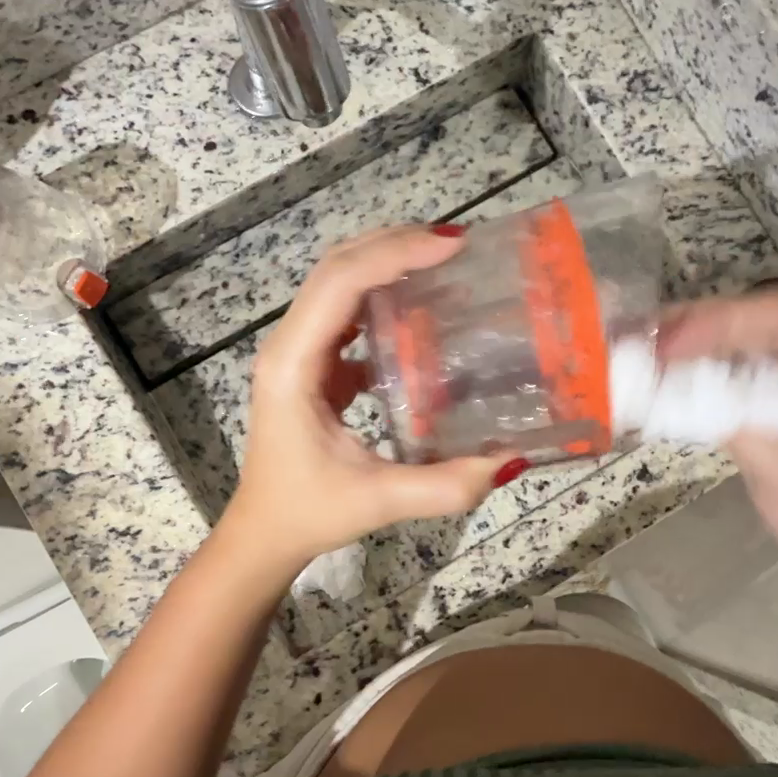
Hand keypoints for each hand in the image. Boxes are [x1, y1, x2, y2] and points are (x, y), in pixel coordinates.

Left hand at [222, 226, 507, 568]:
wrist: (264, 532)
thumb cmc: (308, 512)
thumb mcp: (379, 501)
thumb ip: (445, 486)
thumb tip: (513, 459)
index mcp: (294, 366)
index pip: (340, 284)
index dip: (394, 255)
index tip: (452, 246)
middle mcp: (288, 346)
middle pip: (336, 268)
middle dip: (394, 245)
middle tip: (458, 244)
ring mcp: (297, 353)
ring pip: (338, 284)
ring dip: (386, 263)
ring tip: (445, 260)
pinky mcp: (312, 366)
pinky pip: (345, 314)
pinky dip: (382, 298)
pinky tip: (422, 309)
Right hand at [658, 287, 777, 591]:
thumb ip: (742, 425)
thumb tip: (680, 389)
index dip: (724, 320)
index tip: (668, 344)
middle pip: (768, 314)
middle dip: (705, 320)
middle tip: (645, 337)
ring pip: (754, 332)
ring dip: (701, 337)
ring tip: (648, 347)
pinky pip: (749, 360)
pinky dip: (708, 362)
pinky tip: (671, 371)